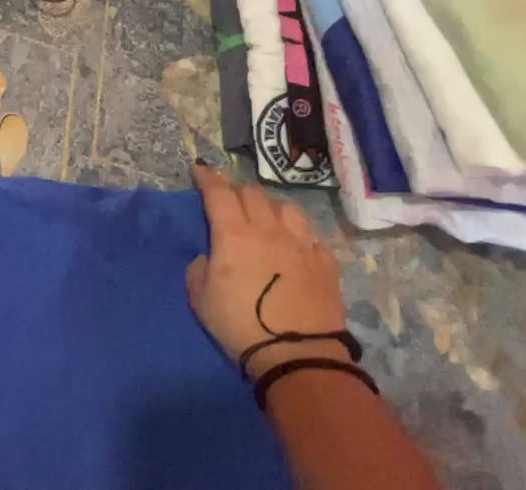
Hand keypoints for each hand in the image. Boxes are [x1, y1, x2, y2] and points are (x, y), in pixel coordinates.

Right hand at [186, 162, 348, 374]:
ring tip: (264, 216)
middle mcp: (269, 231)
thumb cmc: (239, 324)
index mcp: (234, 235)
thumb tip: (209, 256)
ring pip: (286, 207)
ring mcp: (302, 245)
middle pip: (253, 193)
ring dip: (270, 205)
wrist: (298, 356)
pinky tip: (293, 243)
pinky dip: (297, 232)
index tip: (199, 169)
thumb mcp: (199, 296)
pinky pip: (311, 234)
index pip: (218, 192)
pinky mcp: (326, 264)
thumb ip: (198, 267)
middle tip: (228, 197)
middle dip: (236, 189)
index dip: (206, 177)